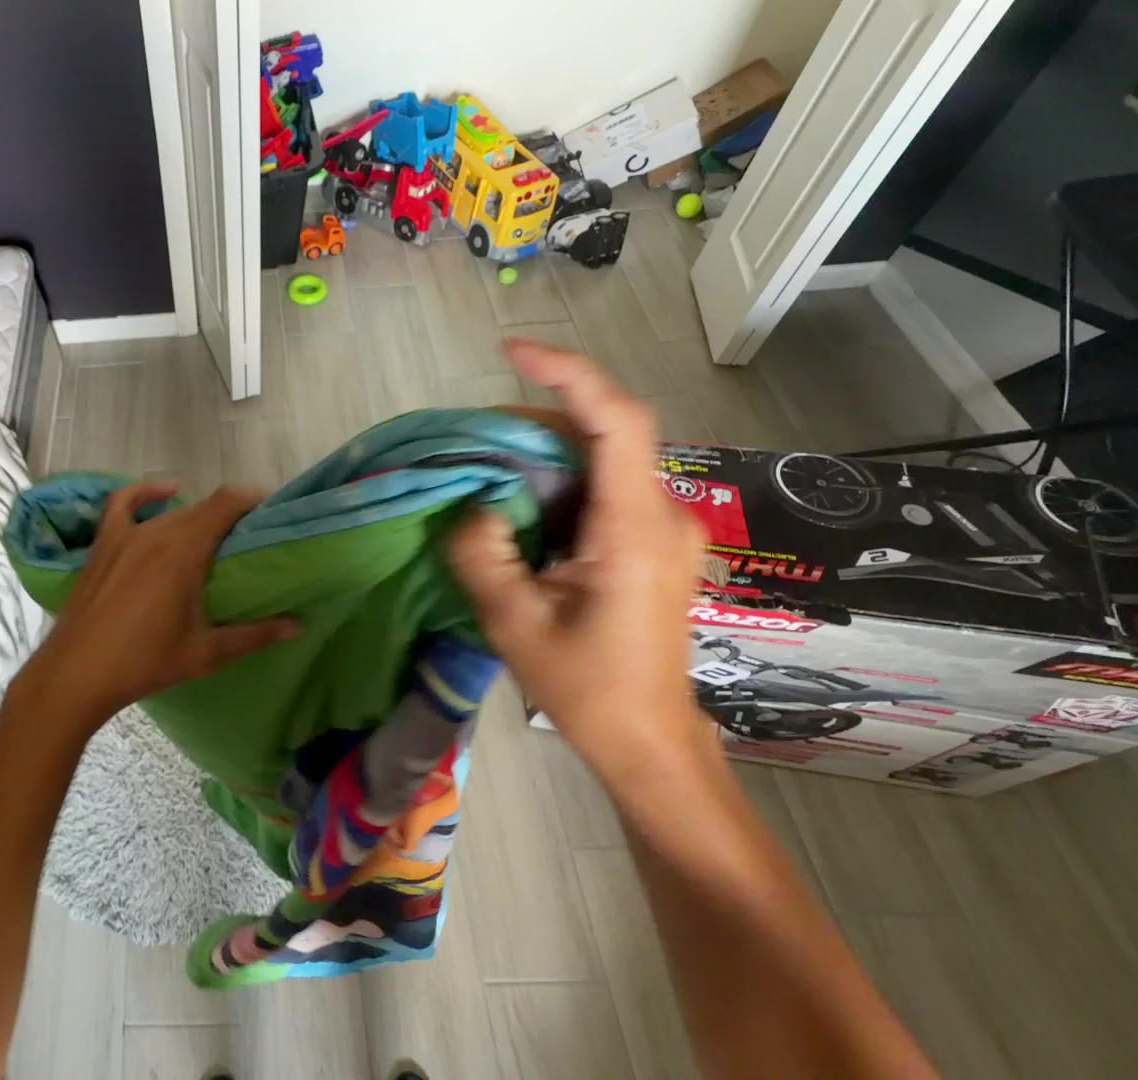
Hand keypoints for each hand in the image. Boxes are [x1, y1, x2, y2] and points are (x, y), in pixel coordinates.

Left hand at [10, 480, 301, 740]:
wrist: (77, 673)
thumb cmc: (144, 663)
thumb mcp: (205, 653)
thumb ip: (254, 635)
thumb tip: (298, 626)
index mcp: (184, 551)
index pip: (226, 504)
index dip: (252, 500)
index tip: (272, 512)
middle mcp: (156, 532)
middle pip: (202, 507)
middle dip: (230, 515)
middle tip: (250, 539)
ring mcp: (125, 535)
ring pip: (170, 512)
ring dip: (196, 515)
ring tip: (214, 534)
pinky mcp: (103, 544)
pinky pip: (123, 504)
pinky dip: (145, 493)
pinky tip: (165, 496)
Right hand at [446, 339, 709, 778]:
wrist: (647, 737)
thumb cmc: (586, 687)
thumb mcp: (514, 623)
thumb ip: (482, 553)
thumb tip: (472, 505)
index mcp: (633, 530)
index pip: (617, 421)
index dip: (568, 374)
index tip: (513, 353)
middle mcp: (662, 515)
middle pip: (607, 432)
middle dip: (539, 418)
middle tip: (474, 437)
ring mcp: (665, 528)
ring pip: (606, 458)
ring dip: (546, 452)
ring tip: (487, 469)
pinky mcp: (654, 542)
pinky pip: (607, 487)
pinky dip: (561, 480)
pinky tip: (521, 504)